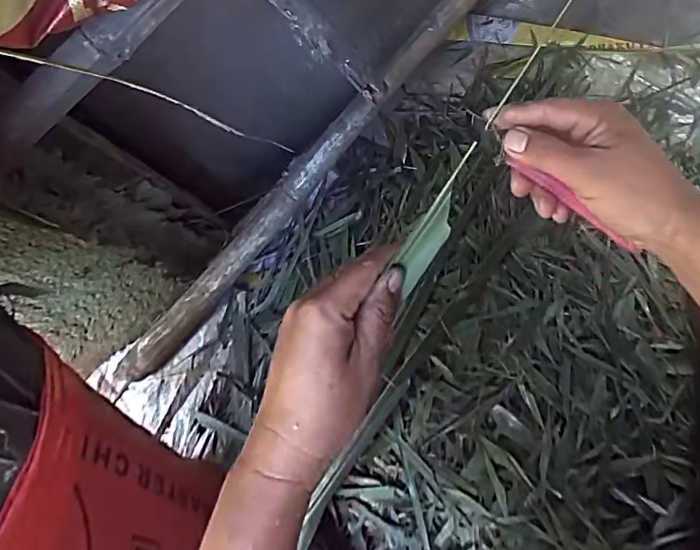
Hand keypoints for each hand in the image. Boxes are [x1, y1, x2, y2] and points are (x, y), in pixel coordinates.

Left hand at [242, 245, 402, 490]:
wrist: (283, 451)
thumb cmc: (328, 415)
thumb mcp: (367, 363)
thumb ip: (380, 315)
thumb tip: (394, 278)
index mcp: (323, 309)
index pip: (364, 267)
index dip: (391, 256)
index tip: (415, 248)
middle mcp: (305, 303)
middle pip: (350, 273)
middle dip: (378, 274)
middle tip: (406, 288)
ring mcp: (295, 314)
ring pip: (339, 285)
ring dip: (363, 289)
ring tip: (385, 315)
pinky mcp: (293, 327)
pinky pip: (326, 300)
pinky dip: (347, 302)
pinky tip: (361, 325)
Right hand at [490, 99, 699, 251]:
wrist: (677, 230)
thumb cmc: (633, 194)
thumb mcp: (583, 173)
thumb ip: (544, 153)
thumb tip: (509, 137)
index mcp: (596, 117)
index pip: (547, 110)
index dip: (516, 117)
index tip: (488, 123)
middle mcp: (597, 130)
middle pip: (549, 139)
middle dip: (531, 164)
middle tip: (518, 188)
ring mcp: (601, 154)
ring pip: (557, 163)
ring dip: (545, 185)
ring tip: (546, 209)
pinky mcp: (604, 177)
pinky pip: (571, 179)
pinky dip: (561, 194)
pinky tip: (560, 214)